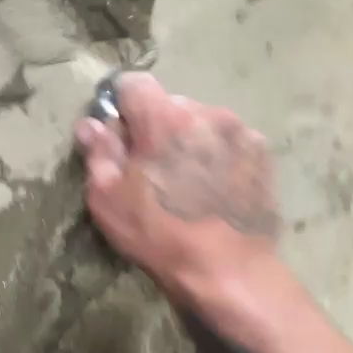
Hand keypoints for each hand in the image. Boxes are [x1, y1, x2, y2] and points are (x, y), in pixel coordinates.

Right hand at [73, 72, 281, 305]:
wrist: (226, 268)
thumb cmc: (156, 232)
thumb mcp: (107, 196)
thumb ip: (98, 153)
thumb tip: (91, 124)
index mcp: (166, 119)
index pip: (134, 84)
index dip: (117, 103)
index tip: (111, 133)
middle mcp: (208, 114)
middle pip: (168, 103)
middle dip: (150, 126)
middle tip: (140, 166)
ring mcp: (241, 132)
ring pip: (198, 122)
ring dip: (182, 139)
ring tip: (175, 179)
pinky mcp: (261, 154)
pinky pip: (224, 140)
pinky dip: (209, 154)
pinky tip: (203, 187)